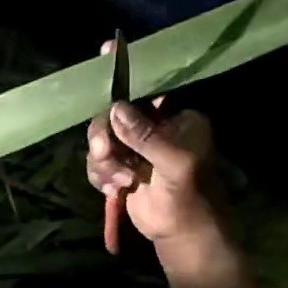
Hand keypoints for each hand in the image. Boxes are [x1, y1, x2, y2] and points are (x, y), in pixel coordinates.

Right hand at [86, 89, 237, 280]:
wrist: (184, 236)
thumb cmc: (191, 197)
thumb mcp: (174, 163)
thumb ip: (145, 135)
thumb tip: (116, 108)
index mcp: (176, 118)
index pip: (148, 89)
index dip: (126, 75)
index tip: (105, 51)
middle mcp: (154, 128)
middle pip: (113, 114)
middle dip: (105, 136)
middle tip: (105, 152)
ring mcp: (135, 148)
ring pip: (101, 138)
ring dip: (104, 161)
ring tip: (119, 182)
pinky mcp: (120, 167)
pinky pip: (97, 160)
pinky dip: (101, 174)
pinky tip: (114, 190)